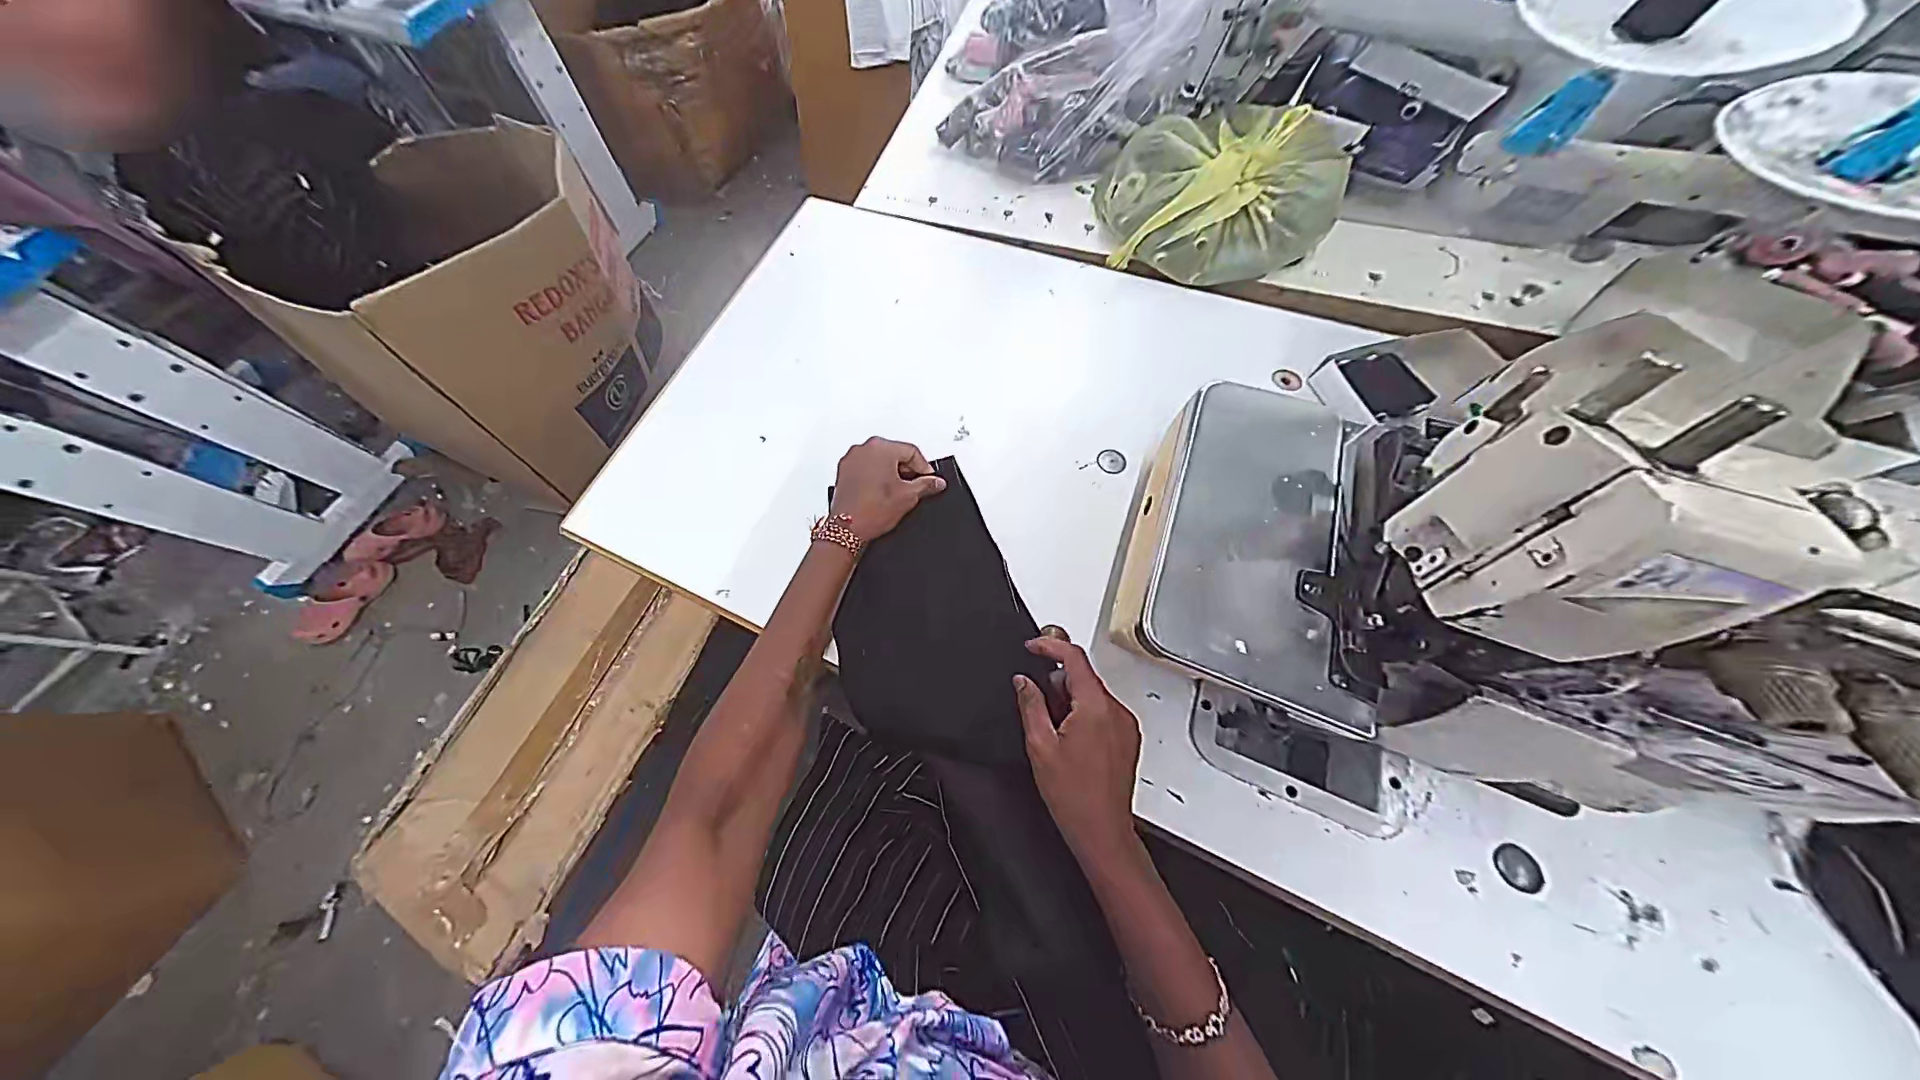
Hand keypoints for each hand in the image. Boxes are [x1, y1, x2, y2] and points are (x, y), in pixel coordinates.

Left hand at [828, 437, 945, 542]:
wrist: (847, 528)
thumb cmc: (870, 511)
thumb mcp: (908, 496)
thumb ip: (926, 485)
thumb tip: (936, 482)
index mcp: (881, 448)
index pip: (912, 451)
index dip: (924, 468)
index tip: (929, 479)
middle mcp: (863, 449)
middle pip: (895, 453)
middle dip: (907, 470)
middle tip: (916, 486)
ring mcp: (851, 459)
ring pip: (879, 460)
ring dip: (891, 473)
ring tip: (898, 492)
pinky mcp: (844, 471)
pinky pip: (866, 468)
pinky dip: (876, 476)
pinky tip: (882, 493)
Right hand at [1014, 635, 1143, 863]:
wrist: (1102, 831)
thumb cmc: (1075, 798)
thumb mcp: (1040, 746)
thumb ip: (1031, 705)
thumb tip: (1023, 682)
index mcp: (1095, 708)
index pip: (1073, 657)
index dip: (1049, 646)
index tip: (1034, 646)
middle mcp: (1116, 711)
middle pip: (1084, 676)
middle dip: (1058, 683)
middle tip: (1040, 708)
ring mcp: (1125, 724)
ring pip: (1092, 694)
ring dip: (1071, 701)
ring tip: (1057, 735)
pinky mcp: (1128, 737)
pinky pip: (1103, 711)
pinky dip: (1085, 714)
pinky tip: (1072, 742)